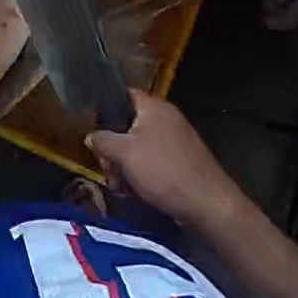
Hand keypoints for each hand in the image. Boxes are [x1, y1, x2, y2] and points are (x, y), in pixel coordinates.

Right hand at [86, 91, 249, 231]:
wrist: (206, 202)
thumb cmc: (163, 170)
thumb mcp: (123, 153)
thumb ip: (102, 141)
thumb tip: (91, 136)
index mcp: (154, 107)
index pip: (125, 94)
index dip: (106, 107)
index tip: (94, 126)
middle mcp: (167, 118)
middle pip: (128, 125)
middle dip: (113, 148)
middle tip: (108, 169)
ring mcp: (176, 140)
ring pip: (138, 146)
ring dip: (124, 165)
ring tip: (122, 187)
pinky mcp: (181, 160)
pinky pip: (153, 161)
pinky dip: (141, 173)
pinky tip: (136, 192)